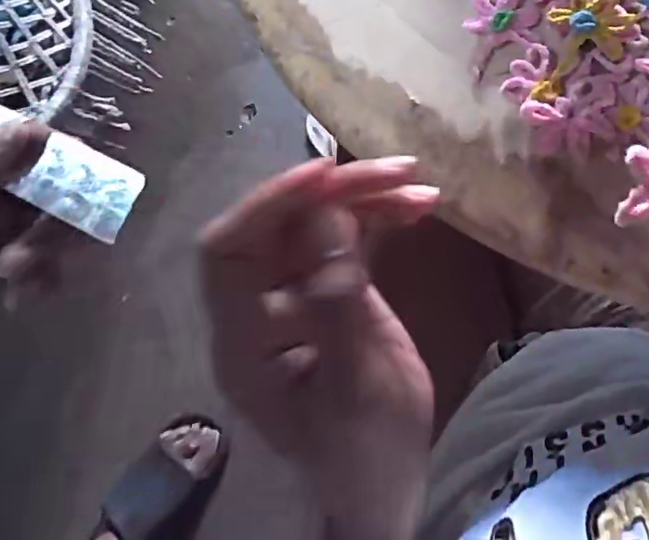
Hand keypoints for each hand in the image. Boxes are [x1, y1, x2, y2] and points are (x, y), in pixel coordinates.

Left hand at [0, 123, 81, 449]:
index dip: (61, 161)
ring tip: (22, 281)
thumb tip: (35, 133)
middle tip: (32, 254)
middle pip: (53, 185)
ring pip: (54, 227)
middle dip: (66, 211)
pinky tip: (25, 300)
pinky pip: (36, 272)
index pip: (25, 144)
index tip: (71, 193)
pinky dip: (48, 280)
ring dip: (61, 247)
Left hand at [197, 157, 439, 539]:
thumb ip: (336, 303)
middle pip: (282, 224)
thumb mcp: (357, 385)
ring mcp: (297, 293)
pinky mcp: (331, 285)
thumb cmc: (368, 449)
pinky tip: (419, 205)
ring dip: (367, 195)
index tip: (325, 173)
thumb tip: (326, 219)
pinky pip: (348, 234)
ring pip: (318, 220)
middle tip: (399, 171)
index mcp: (244, 342)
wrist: (389, 477)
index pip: (229, 251)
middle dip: (338, 189)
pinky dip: (381, 213)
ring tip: (418, 184)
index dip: (268, 204)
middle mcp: (261, 307)